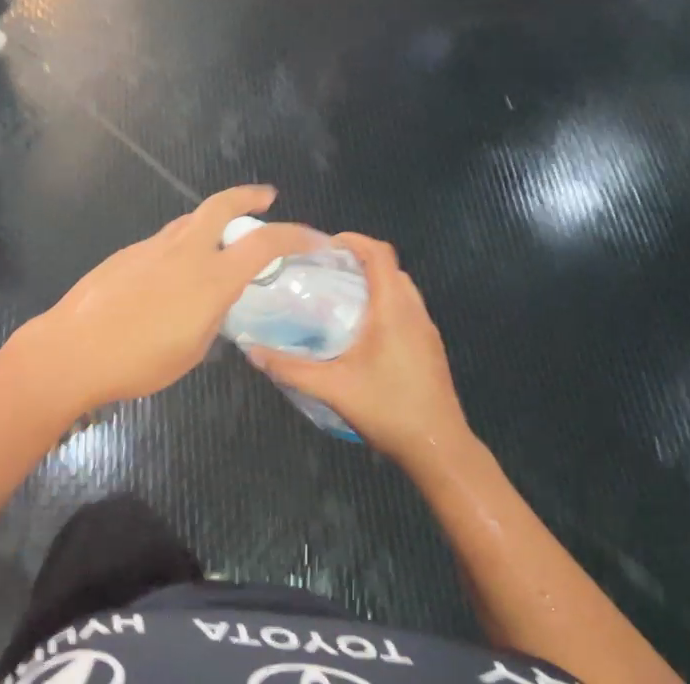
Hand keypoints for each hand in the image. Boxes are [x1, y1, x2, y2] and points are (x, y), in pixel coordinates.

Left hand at [12, 186, 320, 411]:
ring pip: (189, 222)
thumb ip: (212, 317)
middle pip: (221, 205)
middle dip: (248, 195)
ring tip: (219, 242)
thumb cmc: (139, 362)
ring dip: (210, 223)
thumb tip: (216, 303)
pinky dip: (180, 246)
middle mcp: (184, 251)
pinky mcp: (126, 254)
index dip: (295, 236)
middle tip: (265, 197)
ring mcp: (151, 248)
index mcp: (211, 278)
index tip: (313, 238)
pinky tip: (172, 274)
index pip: (264, 243)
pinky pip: (163, 241)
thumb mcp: (193, 350)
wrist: (73, 350)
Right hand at [247, 233, 475, 466]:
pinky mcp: (429, 348)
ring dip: (374, 283)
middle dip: (360, 261)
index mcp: (393, 310)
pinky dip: (384, 304)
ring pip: (401, 290)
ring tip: (337, 296)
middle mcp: (414, 312)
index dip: (354, 241)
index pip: (380, 255)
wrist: (438, 448)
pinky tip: (360, 331)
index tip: (325, 244)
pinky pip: (406, 310)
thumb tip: (251, 350)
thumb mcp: (331, 387)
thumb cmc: (387, 409)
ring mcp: (426, 331)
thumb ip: (289, 367)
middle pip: (391, 269)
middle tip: (324, 270)